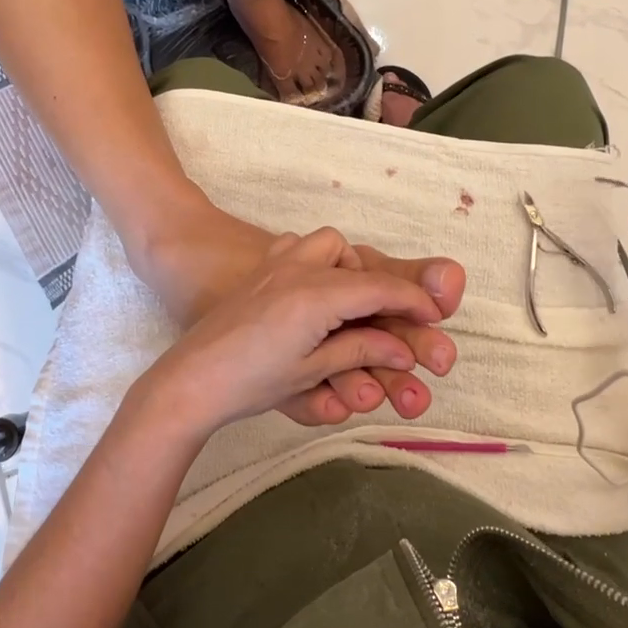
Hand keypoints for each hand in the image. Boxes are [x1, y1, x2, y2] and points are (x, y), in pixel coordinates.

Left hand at [134, 228, 456, 435]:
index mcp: (317, 294)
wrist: (190, 379)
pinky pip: (298, 249)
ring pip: (327, 245)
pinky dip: (317, 262)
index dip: (413, 302)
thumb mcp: (311, 371)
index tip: (437, 316)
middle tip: (401, 318)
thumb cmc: (251, 382)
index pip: (379, 289)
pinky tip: (317, 294)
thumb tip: (402, 349)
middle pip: (357, 262)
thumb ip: (359, 351)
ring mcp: (276, 265)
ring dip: (349, 269)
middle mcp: (299, 268)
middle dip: (383, 287)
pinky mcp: (260, 271)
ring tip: (358, 308)